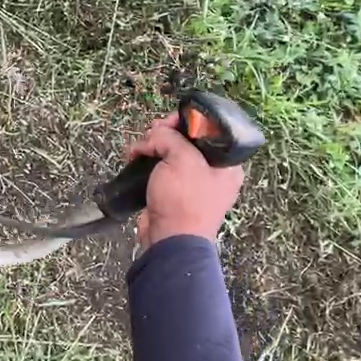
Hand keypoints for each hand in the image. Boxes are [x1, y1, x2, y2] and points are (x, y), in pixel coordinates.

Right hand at [126, 113, 243, 248]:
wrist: (171, 238)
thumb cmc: (183, 199)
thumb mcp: (181, 159)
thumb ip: (169, 137)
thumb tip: (153, 135)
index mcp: (227, 163)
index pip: (207, 129)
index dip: (184, 122)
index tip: (164, 124)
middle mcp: (213, 170)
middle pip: (186, 138)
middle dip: (163, 133)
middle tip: (149, 137)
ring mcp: (193, 180)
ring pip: (170, 150)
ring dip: (150, 145)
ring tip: (137, 151)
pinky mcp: (174, 189)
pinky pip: (161, 165)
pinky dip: (146, 159)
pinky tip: (134, 159)